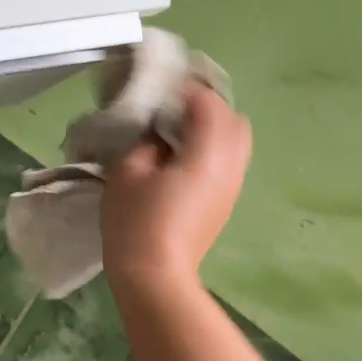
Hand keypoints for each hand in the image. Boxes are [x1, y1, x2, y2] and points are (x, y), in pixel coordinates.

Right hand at [101, 85, 251, 292]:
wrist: (154, 275)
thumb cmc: (135, 222)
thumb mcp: (127, 173)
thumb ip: (145, 142)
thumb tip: (157, 133)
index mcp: (209, 152)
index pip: (207, 103)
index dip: (184, 88)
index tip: (159, 85)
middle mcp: (232, 164)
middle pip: (232, 119)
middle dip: (205, 106)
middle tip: (170, 107)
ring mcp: (232, 185)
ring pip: (234, 141)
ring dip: (209, 128)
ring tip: (173, 133)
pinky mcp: (224, 202)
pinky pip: (227, 161)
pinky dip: (209, 149)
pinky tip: (178, 159)